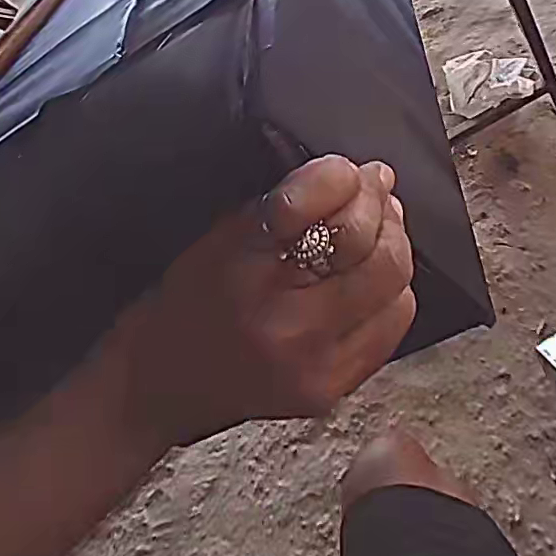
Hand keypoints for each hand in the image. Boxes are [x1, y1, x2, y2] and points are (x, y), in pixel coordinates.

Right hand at [91, 155, 416, 447]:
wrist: (162, 385)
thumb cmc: (184, 304)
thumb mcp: (217, 237)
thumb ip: (283, 205)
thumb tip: (350, 177)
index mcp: (241, 271)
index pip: (312, 206)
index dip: (341, 176)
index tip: (350, 167)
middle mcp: (283, 323)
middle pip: (369, 247)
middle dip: (378, 205)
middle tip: (375, 186)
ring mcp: (314, 364)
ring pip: (394, 284)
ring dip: (392, 242)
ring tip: (380, 224)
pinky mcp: (332, 388)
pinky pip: (392, 325)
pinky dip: (391, 288)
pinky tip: (375, 273)